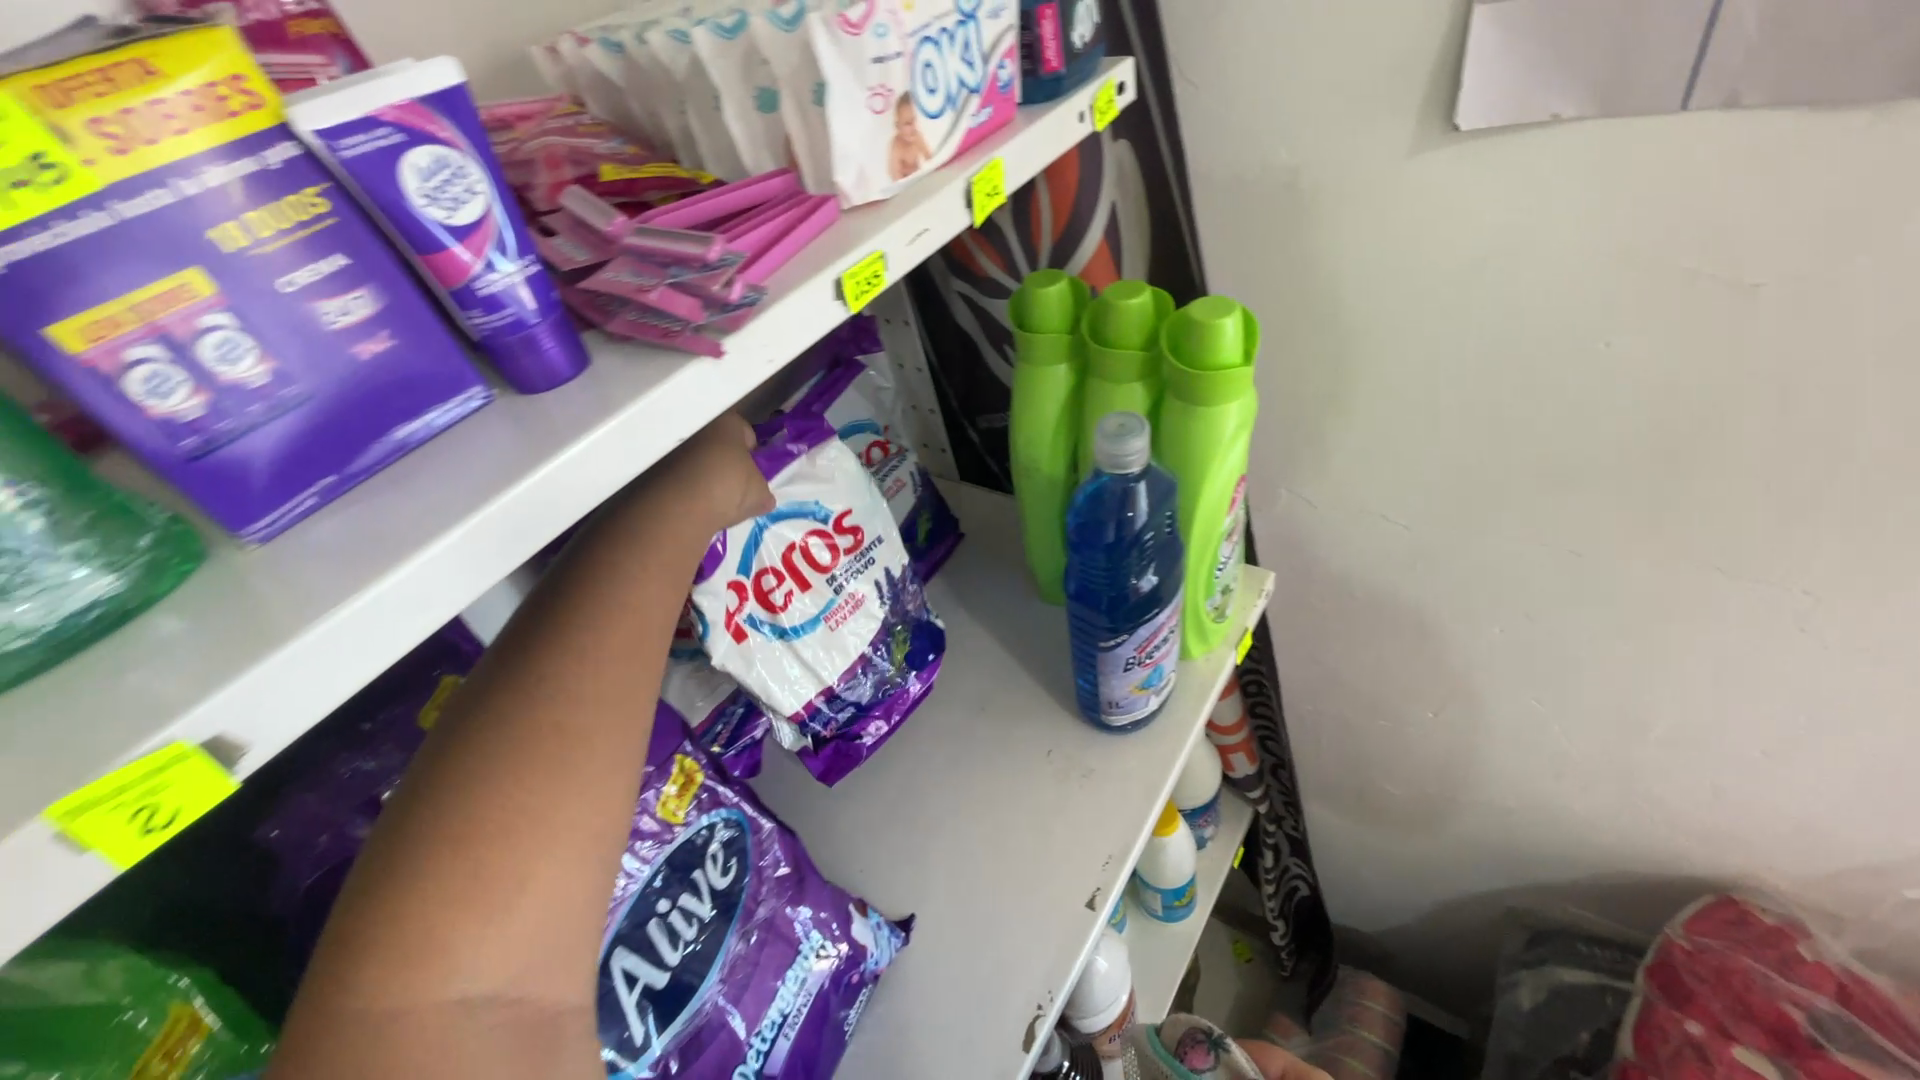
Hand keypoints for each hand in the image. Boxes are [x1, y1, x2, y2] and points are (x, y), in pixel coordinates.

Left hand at [638, 412, 774, 539]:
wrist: (679, 507)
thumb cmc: (728, 489)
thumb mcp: (759, 495)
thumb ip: (763, 492)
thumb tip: (763, 498)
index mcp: (728, 422)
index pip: (746, 433)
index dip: (752, 455)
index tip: (753, 474)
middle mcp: (697, 425)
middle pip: (716, 443)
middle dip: (723, 461)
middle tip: (731, 486)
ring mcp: (670, 443)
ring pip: (693, 457)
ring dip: (700, 472)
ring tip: (708, 499)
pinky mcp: (650, 463)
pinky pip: (674, 473)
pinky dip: (680, 484)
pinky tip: (688, 504)